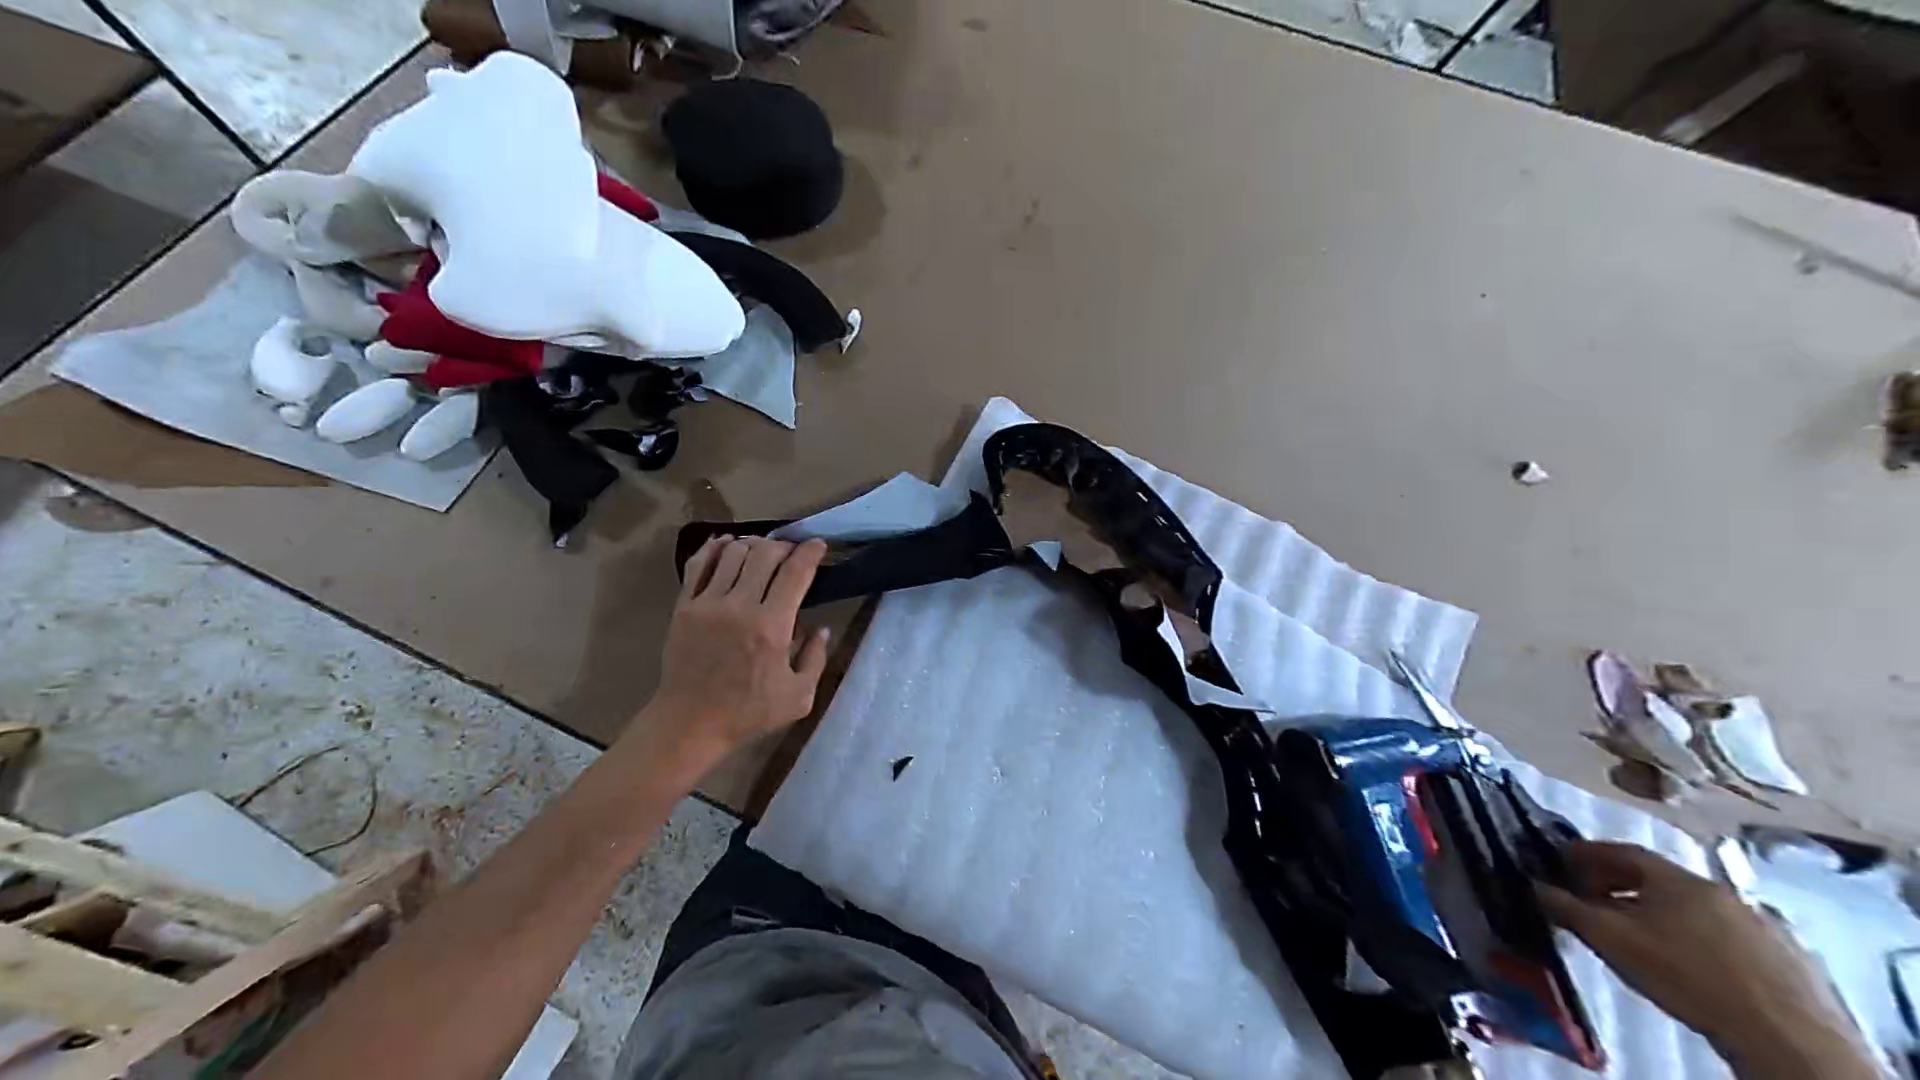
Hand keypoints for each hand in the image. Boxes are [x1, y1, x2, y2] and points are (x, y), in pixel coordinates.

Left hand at [641, 536, 830, 764]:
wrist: (690, 723)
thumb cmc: (748, 713)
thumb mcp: (799, 696)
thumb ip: (815, 658)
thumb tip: (821, 628)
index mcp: (772, 627)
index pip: (795, 573)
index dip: (810, 552)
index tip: (818, 545)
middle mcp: (740, 606)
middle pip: (765, 554)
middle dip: (784, 545)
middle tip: (791, 552)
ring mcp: (707, 603)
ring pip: (733, 552)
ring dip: (753, 544)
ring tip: (762, 550)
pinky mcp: (684, 606)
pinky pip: (699, 564)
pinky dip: (715, 547)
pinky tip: (727, 544)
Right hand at [1538, 842, 1877, 1079]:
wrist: (1788, 1040)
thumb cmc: (1685, 976)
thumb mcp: (1608, 939)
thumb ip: (1564, 906)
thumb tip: (1532, 885)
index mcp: (1678, 878)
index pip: (1621, 850)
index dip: (1585, 853)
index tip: (1560, 863)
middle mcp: (1722, 891)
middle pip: (1658, 878)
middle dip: (1618, 884)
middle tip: (1590, 900)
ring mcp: (1765, 925)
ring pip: (1695, 908)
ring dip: (1660, 912)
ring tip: (1638, 935)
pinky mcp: (1792, 961)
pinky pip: (1729, 935)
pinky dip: (1699, 938)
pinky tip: (1690, 962)